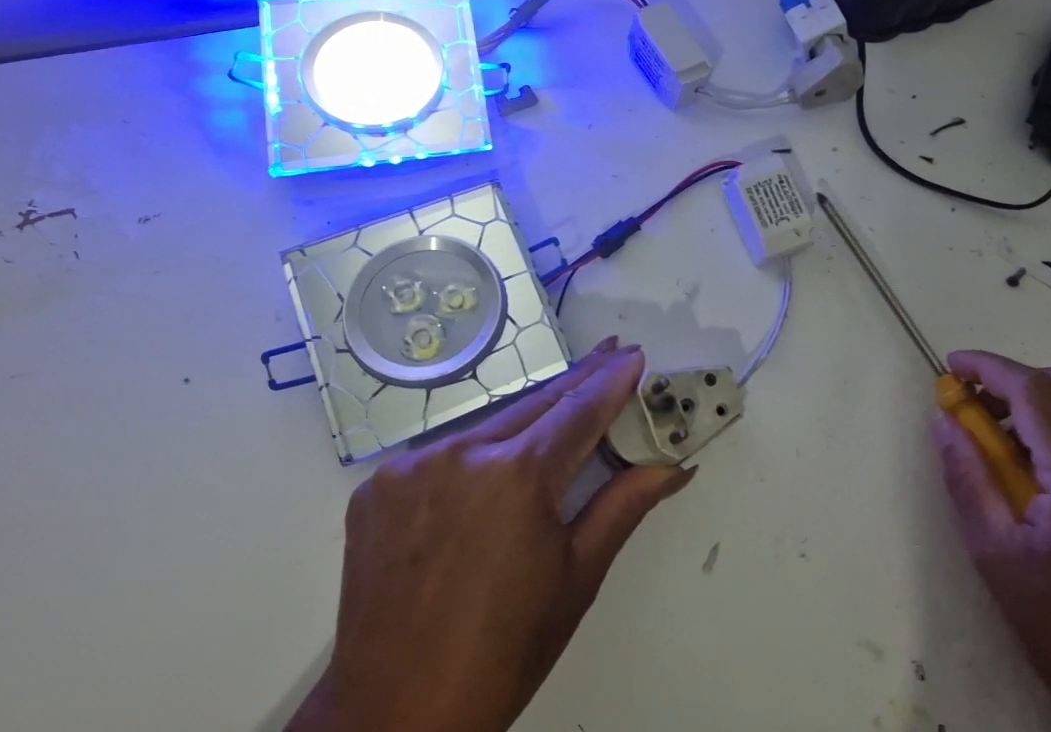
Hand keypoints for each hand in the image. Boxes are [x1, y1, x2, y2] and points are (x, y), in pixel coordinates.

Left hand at [288, 338, 694, 731]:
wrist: (396, 711)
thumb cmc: (505, 650)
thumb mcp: (578, 576)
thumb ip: (624, 505)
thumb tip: (673, 466)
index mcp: (517, 475)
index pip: (579, 410)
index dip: (611, 381)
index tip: (632, 355)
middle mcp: (460, 453)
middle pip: (533, 405)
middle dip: (576, 382)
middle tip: (609, 354)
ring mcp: (411, 467)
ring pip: (484, 428)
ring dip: (525, 418)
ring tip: (560, 408)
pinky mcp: (377, 489)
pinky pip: (439, 456)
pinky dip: (472, 455)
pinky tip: (490, 472)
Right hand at [932, 351, 1050, 731]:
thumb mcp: (993, 552)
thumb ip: (967, 476)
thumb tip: (945, 420)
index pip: (1035, 392)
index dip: (990, 368)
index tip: (952, 365)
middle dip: (1017, 380)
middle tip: (975, 405)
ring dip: (1044, 404)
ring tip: (1003, 439)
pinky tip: (1043, 470)